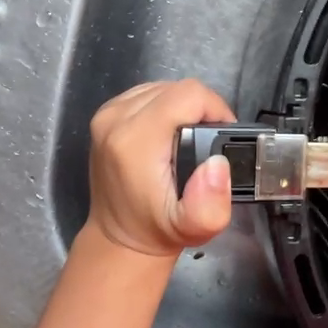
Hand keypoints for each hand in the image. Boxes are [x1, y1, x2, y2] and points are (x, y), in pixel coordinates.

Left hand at [86, 80, 235, 258]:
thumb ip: (209, 203)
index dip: (215, 109)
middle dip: (201, 111)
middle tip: (208, 144)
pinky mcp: (106, 115)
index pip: (189, 95)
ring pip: (163, 89)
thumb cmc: (157, 231)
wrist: (119, 238)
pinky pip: (147, 95)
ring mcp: (107, 114)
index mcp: (135, 140)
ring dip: (184, 109)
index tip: (221, 137)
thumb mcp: (193, 228)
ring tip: (190, 140)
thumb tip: (217, 164)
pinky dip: (166, 110)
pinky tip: (170, 135)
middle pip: (176, 90)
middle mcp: (116, 120)